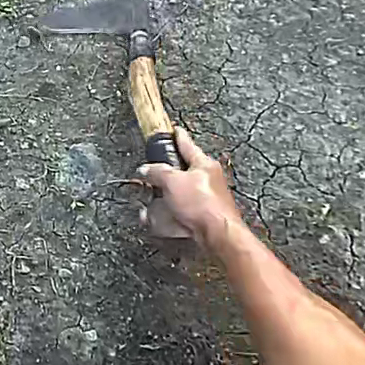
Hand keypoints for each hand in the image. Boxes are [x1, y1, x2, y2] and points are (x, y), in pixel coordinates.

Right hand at [138, 128, 243, 247]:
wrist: (217, 235)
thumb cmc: (203, 204)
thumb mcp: (172, 181)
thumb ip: (157, 172)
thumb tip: (146, 169)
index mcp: (203, 164)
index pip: (187, 144)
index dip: (177, 136)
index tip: (173, 130)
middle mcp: (207, 180)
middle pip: (181, 173)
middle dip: (163, 178)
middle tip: (151, 178)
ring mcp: (206, 199)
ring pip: (179, 196)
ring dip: (163, 201)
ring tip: (150, 206)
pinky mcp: (203, 217)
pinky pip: (181, 214)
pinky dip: (168, 218)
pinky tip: (160, 222)